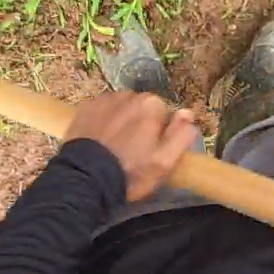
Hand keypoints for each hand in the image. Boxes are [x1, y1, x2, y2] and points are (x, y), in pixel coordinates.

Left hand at [65, 92, 198, 201]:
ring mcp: (105, 99)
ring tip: (114, 145)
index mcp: (152, 104)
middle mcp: (129, 95)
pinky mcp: (86, 107)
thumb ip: (182, 135)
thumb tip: (188, 112)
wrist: (85, 179)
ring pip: (122, 107)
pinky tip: (100, 139)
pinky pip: (103, 110)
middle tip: (132, 149)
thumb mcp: (165, 162)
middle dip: (140, 123)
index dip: (160, 132)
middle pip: (142, 107)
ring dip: (122, 120)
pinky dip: (104, 120)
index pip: (164, 113)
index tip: (150, 150)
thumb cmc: (130, 172)